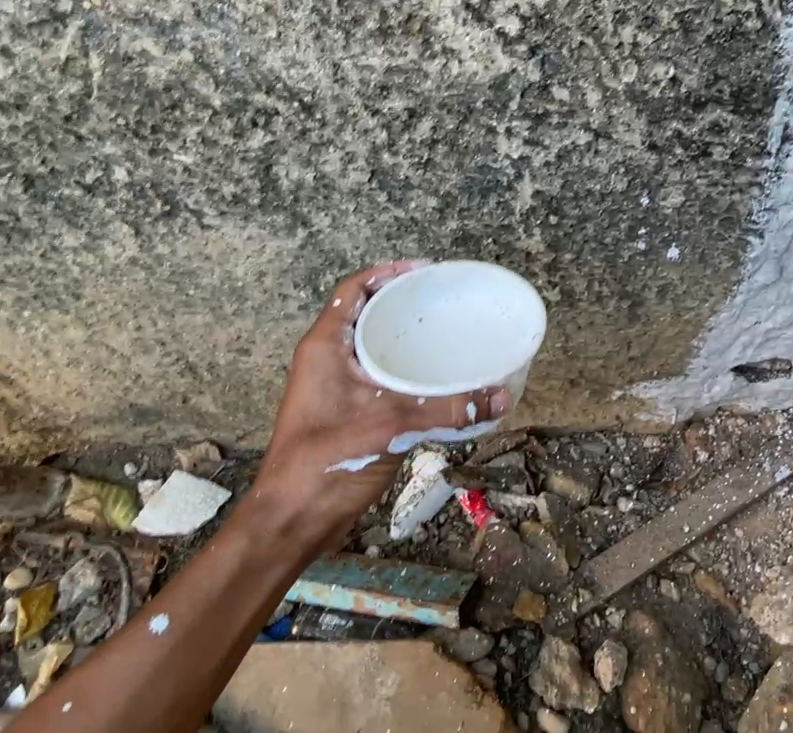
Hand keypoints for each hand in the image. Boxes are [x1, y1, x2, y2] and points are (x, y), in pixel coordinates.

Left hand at [251, 261, 511, 527]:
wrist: (292, 520)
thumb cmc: (326, 462)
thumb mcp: (391, 425)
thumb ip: (448, 410)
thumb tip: (500, 397)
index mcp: (325, 346)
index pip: (352, 290)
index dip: (386, 273)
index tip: (424, 271)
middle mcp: (327, 361)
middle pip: (366, 315)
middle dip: (402, 304)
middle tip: (443, 301)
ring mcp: (335, 389)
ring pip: (374, 349)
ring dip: (404, 340)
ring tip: (446, 335)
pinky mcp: (347, 415)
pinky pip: (381, 379)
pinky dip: (407, 373)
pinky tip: (437, 382)